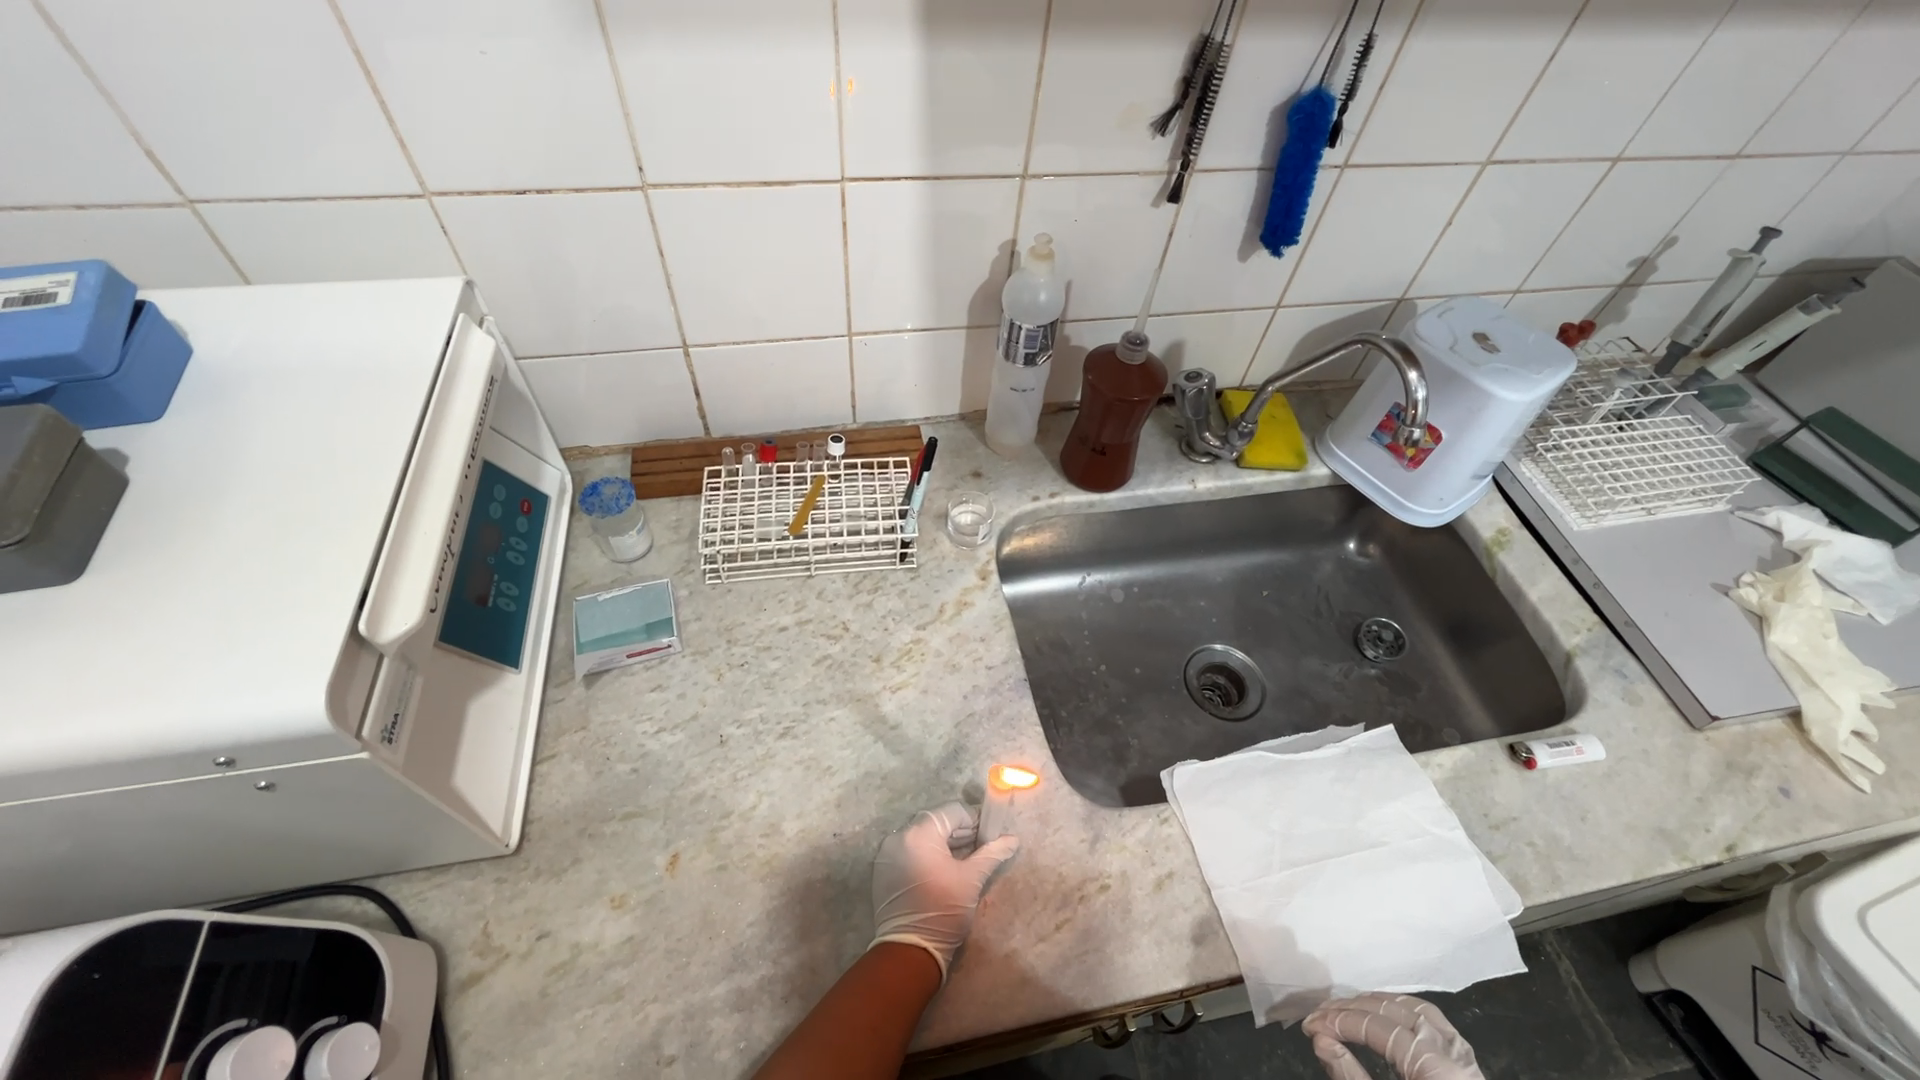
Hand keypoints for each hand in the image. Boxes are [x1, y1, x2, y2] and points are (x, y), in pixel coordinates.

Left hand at [870, 802, 1019, 980]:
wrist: (910, 950)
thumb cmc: (944, 910)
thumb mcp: (972, 879)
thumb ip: (992, 853)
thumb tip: (1013, 839)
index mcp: (920, 834)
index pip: (952, 812)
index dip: (974, 820)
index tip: (988, 835)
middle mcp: (898, 837)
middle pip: (935, 822)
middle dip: (958, 831)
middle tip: (979, 847)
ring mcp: (887, 854)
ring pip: (920, 835)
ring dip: (942, 842)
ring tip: (963, 858)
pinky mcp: (882, 870)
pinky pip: (907, 850)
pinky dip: (925, 853)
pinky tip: (941, 869)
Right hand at [1303, 994, 1484, 1079]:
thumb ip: (1351, 1077)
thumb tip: (1321, 1039)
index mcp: (1436, 1068)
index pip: (1377, 1027)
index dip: (1339, 1023)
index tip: (1310, 1028)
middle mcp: (1451, 1049)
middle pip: (1390, 1010)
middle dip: (1348, 1009)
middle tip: (1317, 1017)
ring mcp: (1460, 1049)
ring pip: (1410, 1005)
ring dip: (1371, 1003)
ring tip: (1341, 1010)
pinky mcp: (1462, 1053)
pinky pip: (1428, 1014)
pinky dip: (1397, 1006)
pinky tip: (1378, 1009)